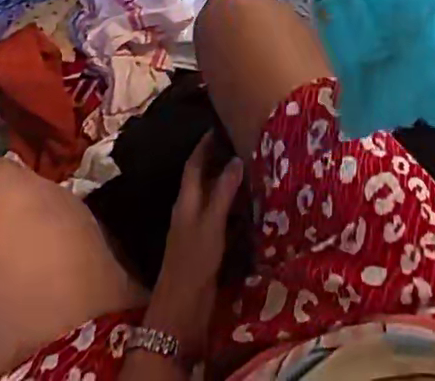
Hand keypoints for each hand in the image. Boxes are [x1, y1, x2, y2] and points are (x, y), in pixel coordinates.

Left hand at [145, 132, 243, 346]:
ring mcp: (199, 228)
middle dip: (220, 157)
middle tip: (243, 138)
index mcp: (186, 201)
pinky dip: (236, 202)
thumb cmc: (192, 263)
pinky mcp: (209, 243)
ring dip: (230, 180)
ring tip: (253, 163)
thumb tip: (237, 158)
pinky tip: (252, 200)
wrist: (181, 312)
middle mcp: (191, 210)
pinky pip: (224, 213)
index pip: (194, 164)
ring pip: (216, 195)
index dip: (205, 144)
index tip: (220, 122)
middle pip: (205, 177)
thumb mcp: (210, 225)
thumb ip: (223, 192)